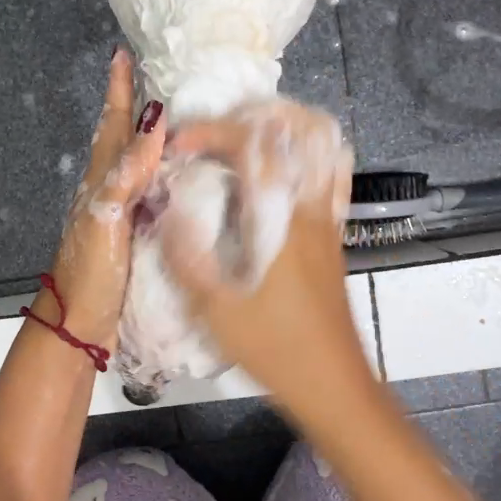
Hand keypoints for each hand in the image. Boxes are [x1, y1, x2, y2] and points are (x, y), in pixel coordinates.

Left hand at [37, 46, 166, 348]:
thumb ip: (127, 174)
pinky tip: (187, 179)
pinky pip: (155, 194)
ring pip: (141, 166)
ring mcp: (123, 214)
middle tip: (161, 76)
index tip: (121, 54)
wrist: (80, 325)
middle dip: (137, 106)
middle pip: (125, 138)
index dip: (118, 90)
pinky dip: (170, 177)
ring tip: (181, 119)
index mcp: (101, 180)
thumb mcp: (106, 220)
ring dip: (156, 141)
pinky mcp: (137, 236)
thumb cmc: (90, 272)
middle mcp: (111, 190)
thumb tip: (155, 122)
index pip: (112, 124)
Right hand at [157, 101, 369, 403]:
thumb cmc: (275, 348)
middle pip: (298, 128)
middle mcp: (310, 206)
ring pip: (322, 146)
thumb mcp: (215, 309)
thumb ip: (185, 255)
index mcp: (280, 218)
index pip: (252, 143)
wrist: (336, 385)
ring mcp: (329, 219)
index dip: (210, 130)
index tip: (178, 147)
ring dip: (282, 129)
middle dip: (250, 114)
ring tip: (242, 140)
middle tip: (212, 132)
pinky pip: (329, 176)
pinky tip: (276, 175)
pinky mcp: (334, 236)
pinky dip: (305, 156)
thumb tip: (165, 210)